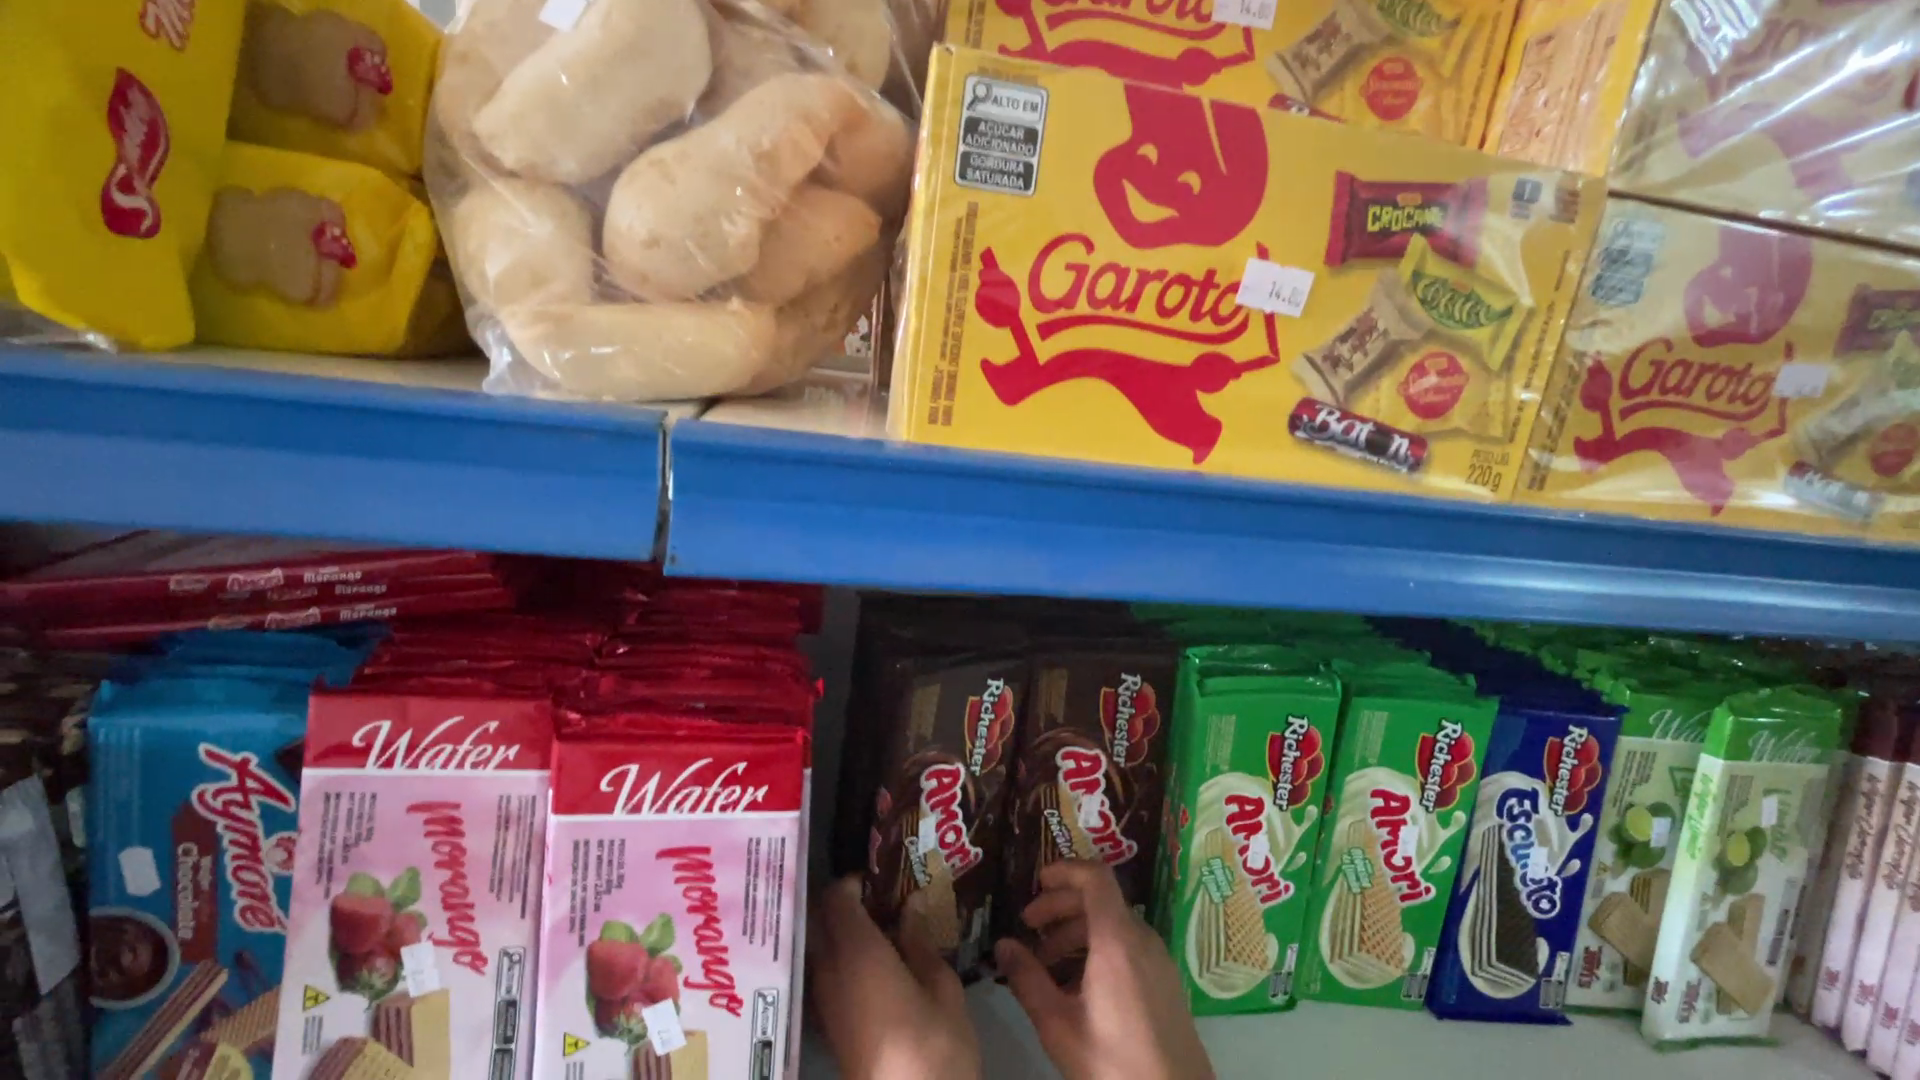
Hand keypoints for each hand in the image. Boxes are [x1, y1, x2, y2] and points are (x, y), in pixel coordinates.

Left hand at [809, 876, 979, 1079]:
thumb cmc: (934, 1047)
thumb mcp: (942, 989)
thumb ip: (921, 943)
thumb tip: (911, 906)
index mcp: (856, 951)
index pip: (837, 897)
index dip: (856, 882)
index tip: (884, 880)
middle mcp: (829, 970)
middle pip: (822, 921)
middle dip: (847, 905)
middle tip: (885, 902)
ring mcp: (825, 1001)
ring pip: (822, 949)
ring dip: (844, 934)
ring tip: (885, 933)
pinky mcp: (830, 1027)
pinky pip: (827, 975)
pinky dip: (844, 961)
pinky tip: (877, 969)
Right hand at [996, 860, 1212, 1079]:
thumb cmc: (1113, 1065)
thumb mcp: (1058, 1025)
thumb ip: (1028, 979)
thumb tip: (1003, 944)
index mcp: (1117, 940)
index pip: (1095, 877)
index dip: (1065, 870)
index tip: (1035, 883)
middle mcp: (1142, 939)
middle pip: (1100, 899)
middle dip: (1060, 906)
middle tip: (1028, 928)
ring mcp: (1158, 959)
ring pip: (1113, 924)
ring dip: (1076, 931)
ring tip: (1046, 963)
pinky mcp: (1165, 981)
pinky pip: (1128, 946)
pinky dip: (1098, 948)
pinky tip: (1077, 985)